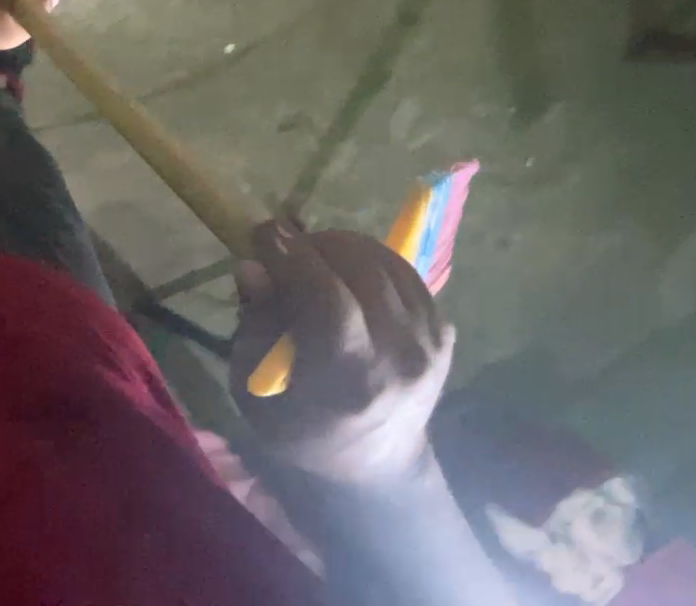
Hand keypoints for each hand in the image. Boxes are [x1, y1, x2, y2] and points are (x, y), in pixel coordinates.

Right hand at [230, 221, 453, 486]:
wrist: (374, 463)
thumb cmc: (297, 426)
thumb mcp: (253, 387)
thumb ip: (254, 324)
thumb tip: (251, 267)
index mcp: (350, 378)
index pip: (329, 298)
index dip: (293, 255)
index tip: (261, 232)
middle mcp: (401, 356)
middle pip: (361, 268)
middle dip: (312, 243)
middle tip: (282, 250)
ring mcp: (430, 343)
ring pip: (384, 260)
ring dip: (339, 247)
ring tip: (310, 260)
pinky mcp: (444, 332)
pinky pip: (403, 271)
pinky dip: (366, 261)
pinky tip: (343, 276)